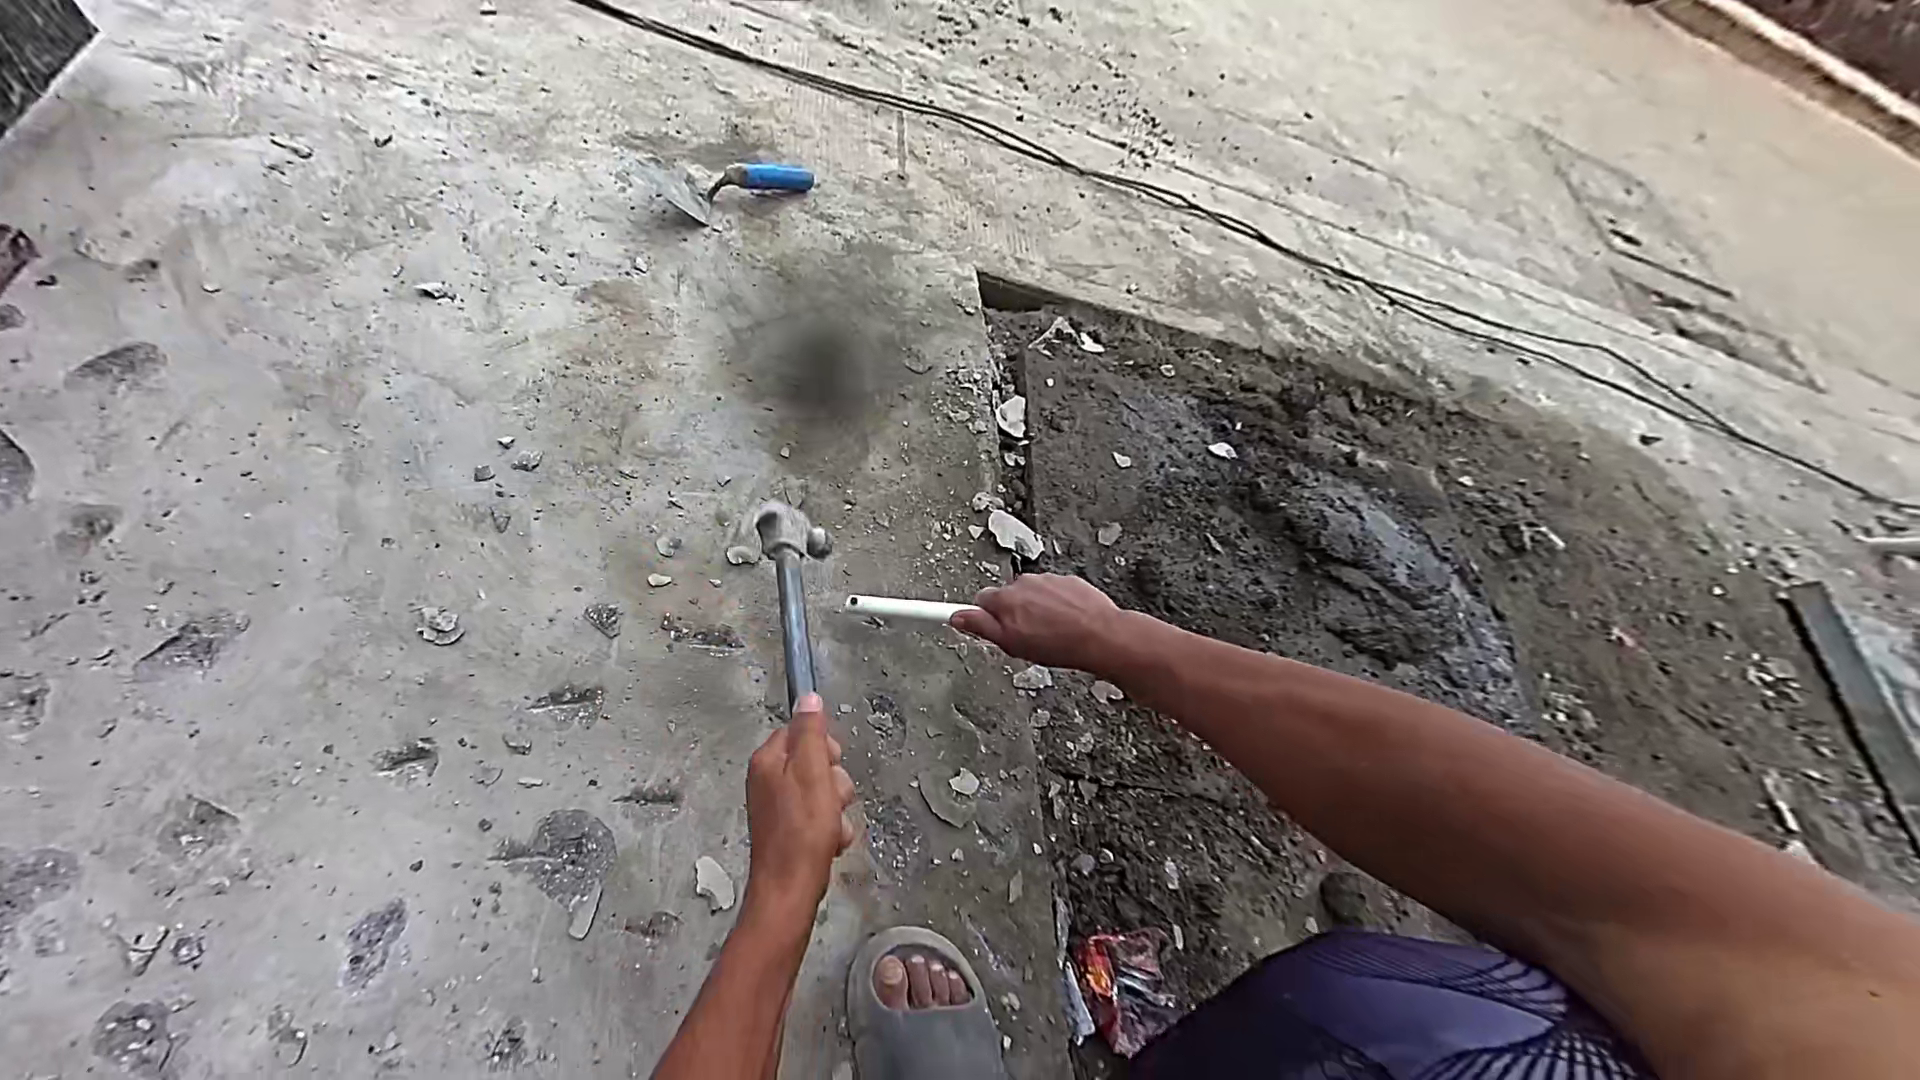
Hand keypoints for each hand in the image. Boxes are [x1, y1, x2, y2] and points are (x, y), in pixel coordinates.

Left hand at [743, 693, 856, 920]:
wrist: (791, 890)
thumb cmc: (803, 829)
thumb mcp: (813, 771)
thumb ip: (812, 732)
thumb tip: (808, 697)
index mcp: (767, 760)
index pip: (801, 730)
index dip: (824, 746)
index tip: (830, 764)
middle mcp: (767, 779)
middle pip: (814, 759)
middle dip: (834, 779)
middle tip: (832, 797)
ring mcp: (776, 805)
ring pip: (822, 788)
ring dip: (835, 805)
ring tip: (831, 824)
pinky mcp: (787, 828)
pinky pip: (818, 813)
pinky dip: (828, 825)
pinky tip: (829, 839)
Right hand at [950, 573, 1124, 673]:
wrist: (1100, 635)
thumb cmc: (1058, 643)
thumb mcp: (1012, 644)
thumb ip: (981, 627)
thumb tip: (958, 617)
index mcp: (1005, 600)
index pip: (977, 601)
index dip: (972, 612)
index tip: (952, 612)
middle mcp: (1023, 583)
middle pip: (1005, 597)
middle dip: (1011, 614)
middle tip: (1024, 636)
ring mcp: (1046, 580)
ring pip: (1030, 595)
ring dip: (1035, 609)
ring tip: (1050, 633)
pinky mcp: (1067, 580)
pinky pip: (1053, 592)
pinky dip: (1056, 605)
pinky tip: (1065, 623)